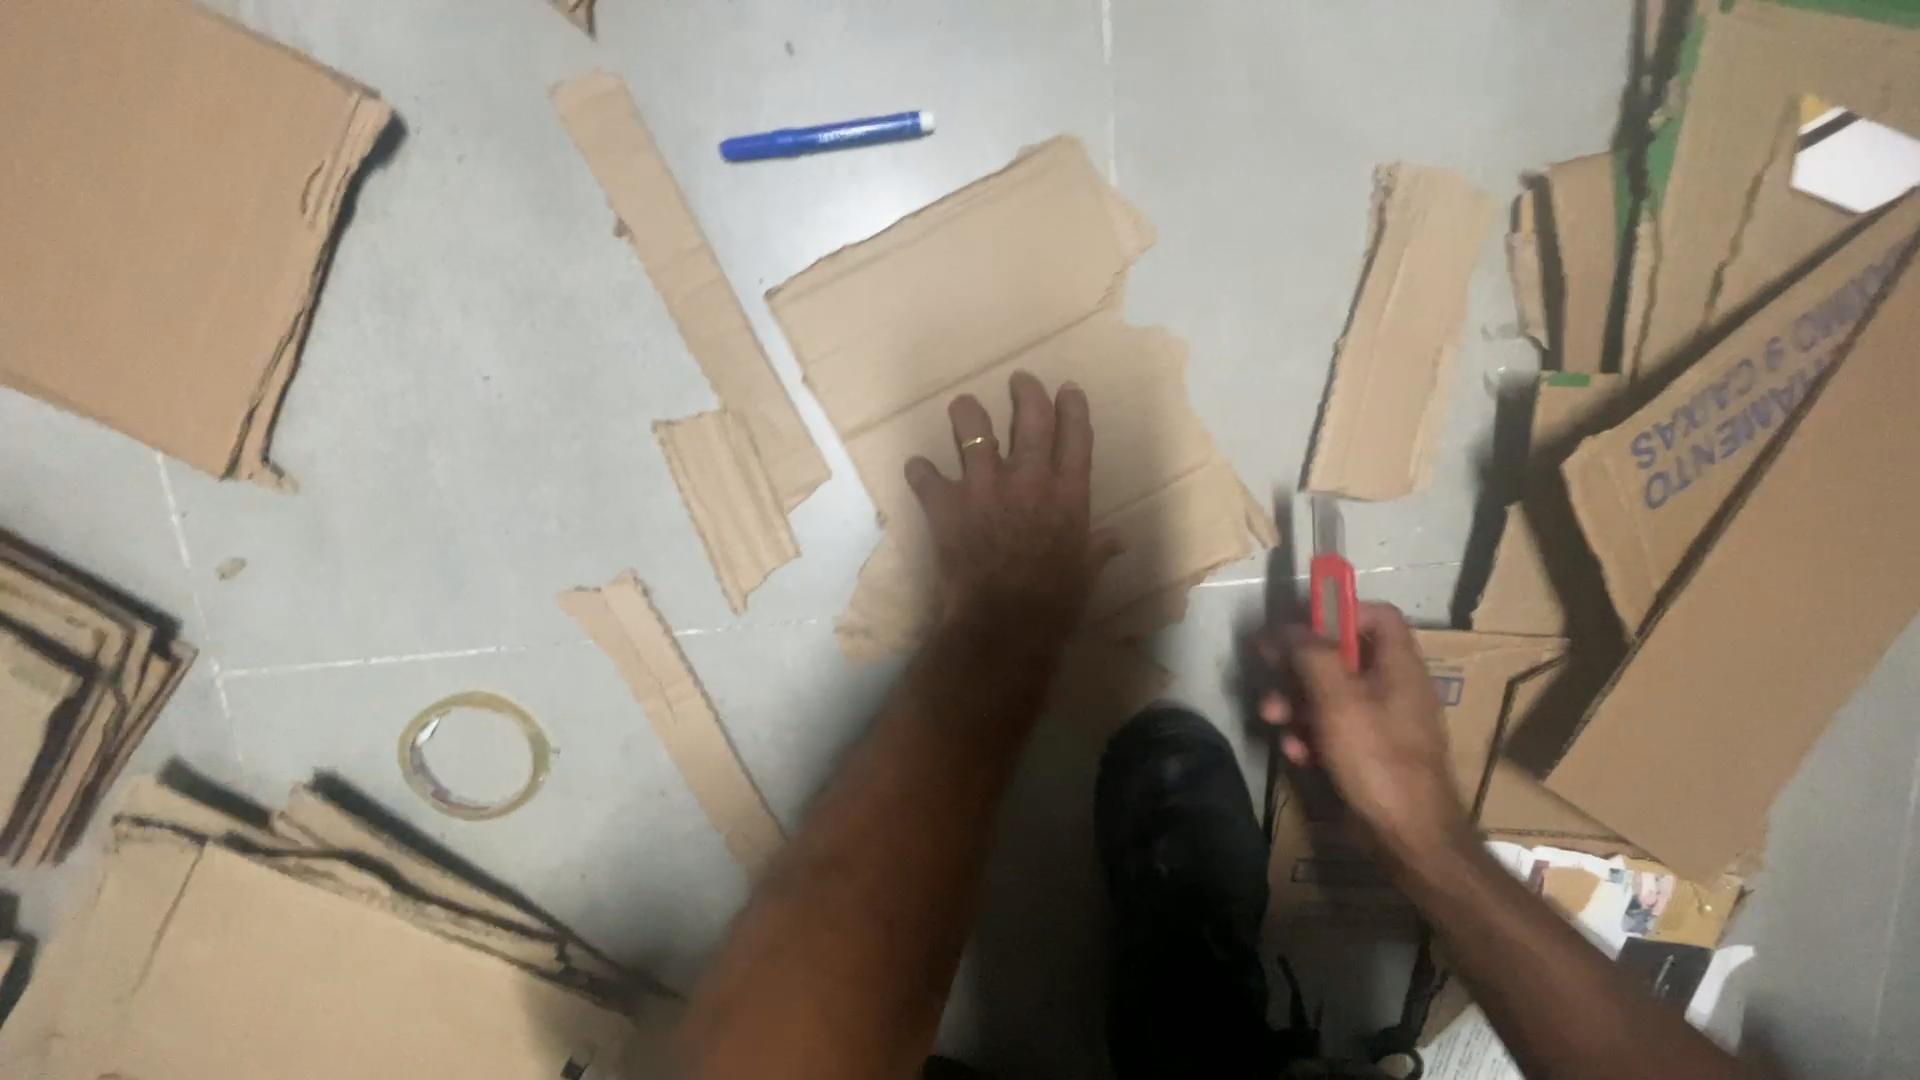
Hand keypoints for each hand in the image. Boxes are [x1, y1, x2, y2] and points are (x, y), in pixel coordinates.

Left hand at [905, 372, 1121, 649]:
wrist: (1003, 625)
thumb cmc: (1053, 603)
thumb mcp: (1085, 573)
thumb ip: (1098, 548)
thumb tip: (1118, 539)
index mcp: (1068, 494)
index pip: (1076, 435)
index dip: (1072, 406)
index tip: (1067, 389)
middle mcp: (1029, 480)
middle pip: (1030, 416)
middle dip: (1025, 391)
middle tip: (1019, 380)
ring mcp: (984, 487)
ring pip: (973, 428)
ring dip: (966, 412)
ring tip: (963, 407)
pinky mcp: (947, 504)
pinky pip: (925, 474)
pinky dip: (920, 471)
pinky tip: (920, 470)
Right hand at [1258, 603, 1471, 861]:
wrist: (1407, 837)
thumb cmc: (1377, 759)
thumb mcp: (1337, 699)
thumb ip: (1312, 654)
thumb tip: (1289, 628)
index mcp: (1399, 666)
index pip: (1377, 616)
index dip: (1338, 610)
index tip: (1297, 619)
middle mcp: (1393, 687)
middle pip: (1341, 654)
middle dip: (1298, 661)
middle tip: (1265, 662)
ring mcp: (1380, 721)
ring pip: (1328, 692)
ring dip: (1294, 701)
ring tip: (1271, 716)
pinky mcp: (1366, 751)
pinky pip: (1331, 727)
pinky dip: (1308, 734)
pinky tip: (1296, 752)